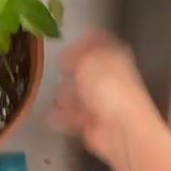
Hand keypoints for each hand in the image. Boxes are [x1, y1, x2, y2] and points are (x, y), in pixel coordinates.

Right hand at [51, 31, 166, 170]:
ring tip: (54, 95)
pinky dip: (62, 117)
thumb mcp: (88, 61)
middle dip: (73, 71)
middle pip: (90, 71)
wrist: (120, 128)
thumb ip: (76, 55)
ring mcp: (103, 102)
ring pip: (81, 95)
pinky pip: (74, 117)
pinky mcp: (93, 123)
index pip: (101, 43)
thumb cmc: (107, 88)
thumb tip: (67, 56)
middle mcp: (110, 79)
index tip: (71, 43)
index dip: (86, 41)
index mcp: (114, 58)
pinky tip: (50, 115)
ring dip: (66, 95)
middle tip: (59, 70)